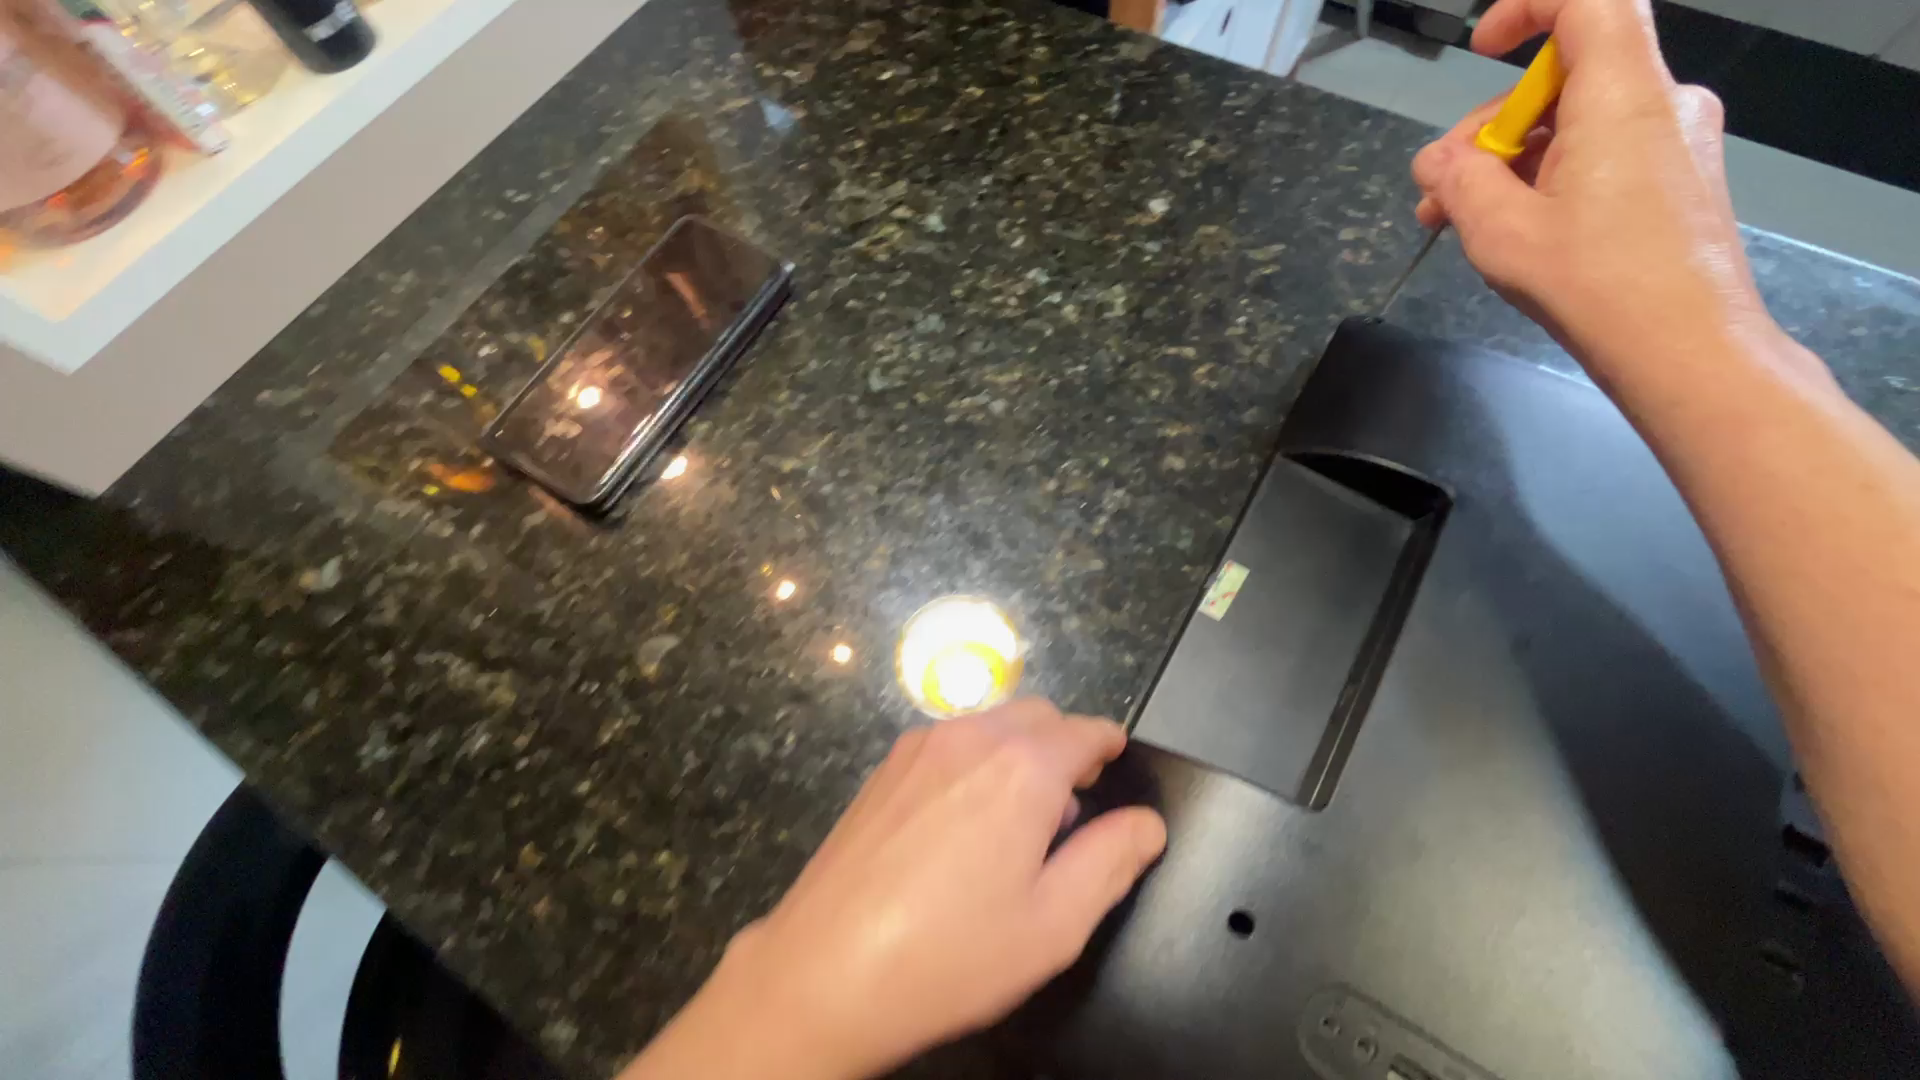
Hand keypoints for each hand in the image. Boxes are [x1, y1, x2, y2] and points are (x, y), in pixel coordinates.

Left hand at [621, 699, 1167, 1079]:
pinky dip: (975, 761)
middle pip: (1038, 716)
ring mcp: (919, 747)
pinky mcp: (885, 767)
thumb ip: (1112, 861)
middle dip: (1064, 747)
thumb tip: (1146, 823)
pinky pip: (949, 743)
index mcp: (1022, 767)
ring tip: (1013, 824)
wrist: (824, 971)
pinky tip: (959, 825)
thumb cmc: (951, 954)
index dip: (1109, 747)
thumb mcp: (1054, 924)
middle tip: (1068, 812)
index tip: (1115, 769)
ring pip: (991, 724)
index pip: (1086, 731)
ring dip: (1018, 752)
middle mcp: (970, 737)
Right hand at [1410, 0, 1809, 389]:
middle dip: (1487, 131)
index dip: (1529, 8)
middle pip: (1562, 80)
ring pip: (1573, 125)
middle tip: (1436, 194)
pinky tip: (1513, 232)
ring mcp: (1673, 140)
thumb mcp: (1499, 230)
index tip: (1480, 51)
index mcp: (1622, 96)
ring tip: (1458, 225)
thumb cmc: (1589, 280)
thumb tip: (1437, 159)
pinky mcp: (1675, 177)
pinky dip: (1546, 181)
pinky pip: (1598, 155)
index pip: (1589, 2)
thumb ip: (1459, 180)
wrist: (1680, 342)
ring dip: (1508, 166)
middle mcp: (1660, 101)